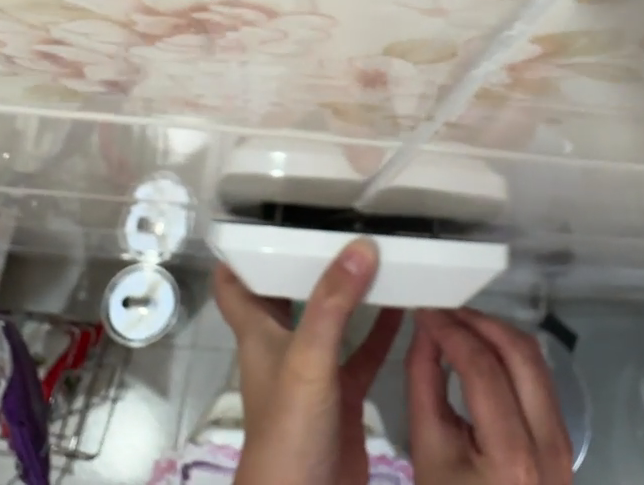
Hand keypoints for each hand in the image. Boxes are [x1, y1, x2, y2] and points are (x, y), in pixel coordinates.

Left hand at [213, 238, 403, 484]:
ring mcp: (315, 371)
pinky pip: (365, 352)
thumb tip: (361, 244)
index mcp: (258, 332)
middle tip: (336, 220)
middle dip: (308, 259)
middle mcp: (283, 345)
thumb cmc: (289, 429)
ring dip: (351, 291)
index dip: (242, 250)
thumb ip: (332, 303)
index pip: (236, 282)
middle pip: (288, 292)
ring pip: (332, 318)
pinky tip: (408, 305)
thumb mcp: (307, 358)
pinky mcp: (344, 394)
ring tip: (379, 250)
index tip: (264, 215)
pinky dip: (384, 330)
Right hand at [406, 310, 574, 484]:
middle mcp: (549, 443)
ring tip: (458, 324)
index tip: (426, 310)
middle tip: (444, 310)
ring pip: (535, 360)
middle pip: (520, 352)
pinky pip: (539, 378)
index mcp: (511, 455)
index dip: (451, 330)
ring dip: (496, 332)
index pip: (481, 367)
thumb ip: (423, 382)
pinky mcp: (563, 437)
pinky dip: (509, 354)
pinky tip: (480, 349)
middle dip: (479, 321)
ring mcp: (563, 440)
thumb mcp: (426, 451)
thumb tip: (426, 328)